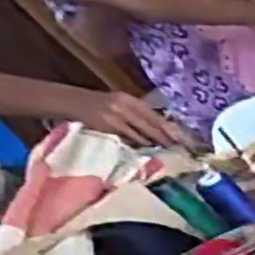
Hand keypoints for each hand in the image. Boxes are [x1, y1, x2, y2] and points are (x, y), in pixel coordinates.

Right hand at [65, 90, 187, 148]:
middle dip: (168, 141)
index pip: (158, 118)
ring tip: (166, 154)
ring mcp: (117, 116)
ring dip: (155, 146)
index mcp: (131, 100)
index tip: (185, 142)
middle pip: (155, 128)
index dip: (173, 131)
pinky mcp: (109, 126)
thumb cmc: (99, 105)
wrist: (69, 101)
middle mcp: (126, 106)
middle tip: (180, 152)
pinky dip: (140, 146)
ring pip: (144, 136)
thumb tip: (169, 130)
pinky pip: (131, 140)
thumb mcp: (121, 104)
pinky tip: (146, 151)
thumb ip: (142, 115)